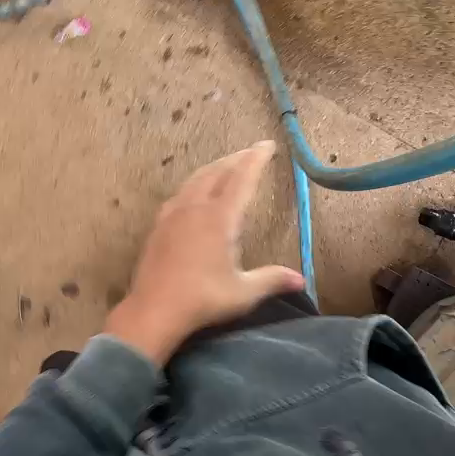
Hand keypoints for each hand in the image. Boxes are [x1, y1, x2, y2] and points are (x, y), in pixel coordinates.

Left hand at [103, 140, 305, 365]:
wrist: (153, 310)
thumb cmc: (202, 300)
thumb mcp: (242, 293)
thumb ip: (271, 280)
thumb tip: (301, 280)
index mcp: (219, 219)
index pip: (242, 179)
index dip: (256, 160)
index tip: (267, 145)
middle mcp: (196, 208)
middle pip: (217, 172)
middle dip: (236, 159)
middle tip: (251, 152)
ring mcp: (174, 214)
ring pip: (196, 179)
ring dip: (214, 168)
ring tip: (227, 165)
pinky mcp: (159, 224)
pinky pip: (181, 192)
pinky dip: (196, 182)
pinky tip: (195, 192)